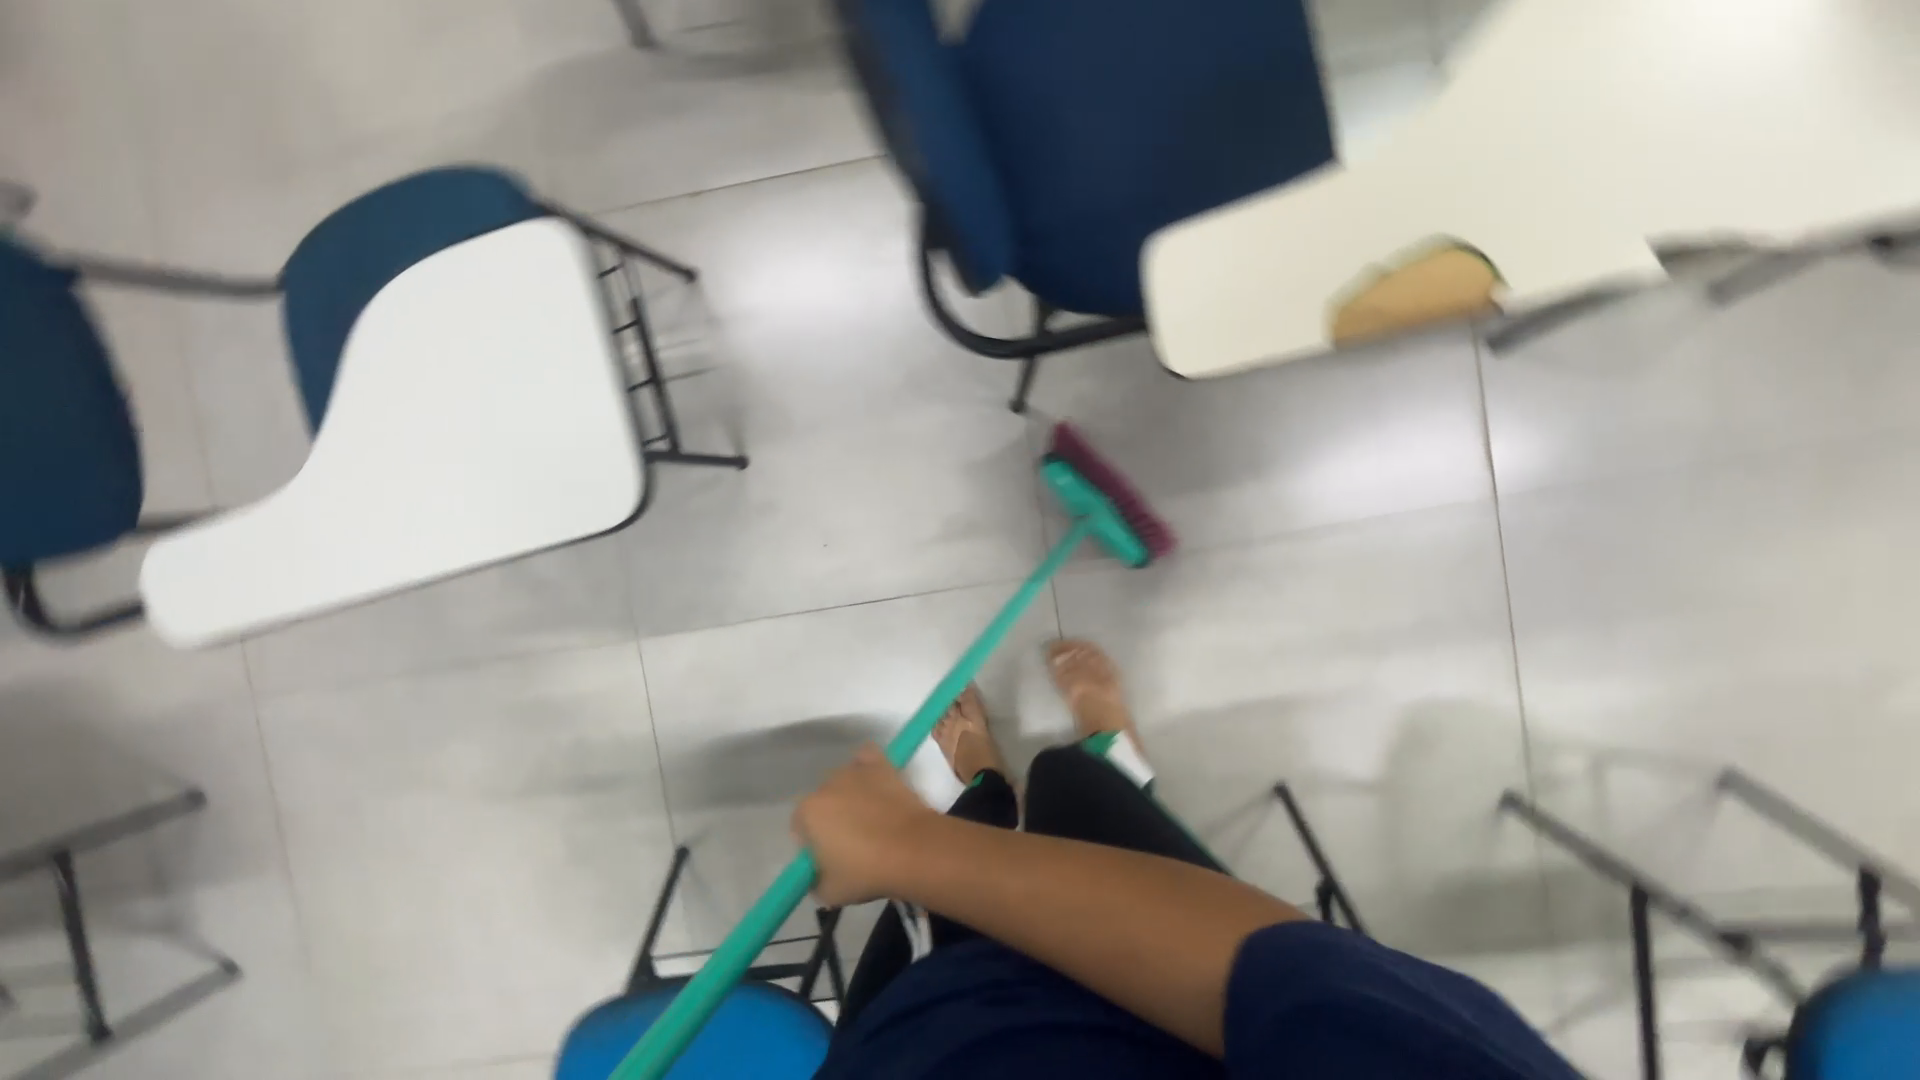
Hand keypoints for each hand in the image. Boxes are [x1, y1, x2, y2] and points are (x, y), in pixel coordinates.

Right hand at [793, 743, 939, 905]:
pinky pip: (866, 758)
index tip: (830, 860)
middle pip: (821, 802)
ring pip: (843, 782)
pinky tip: (875, 783)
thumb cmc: (867, 872)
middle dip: (831, 819)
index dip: (813, 845)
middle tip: (852, 842)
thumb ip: (815, 880)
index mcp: (807, 812)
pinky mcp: (881, 765)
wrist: (913, 850)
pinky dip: (867, 767)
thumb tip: (819, 873)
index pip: (799, 827)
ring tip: (871, 818)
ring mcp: (855, 771)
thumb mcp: (829, 893)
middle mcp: (826, 785)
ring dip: (850, 796)